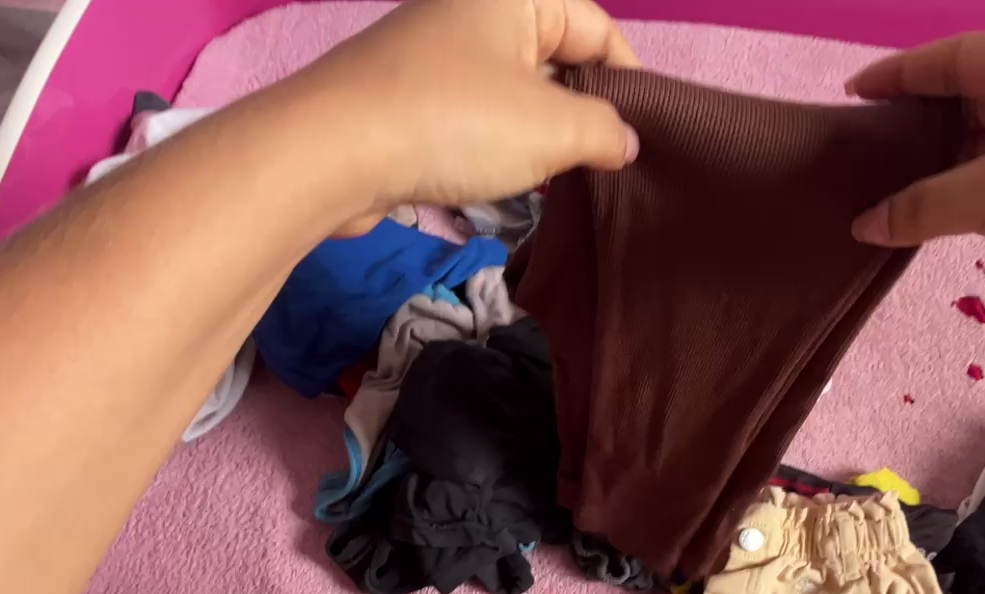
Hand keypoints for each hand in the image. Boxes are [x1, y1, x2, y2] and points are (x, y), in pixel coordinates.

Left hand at [290, 0, 640, 226]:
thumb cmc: (458, 123)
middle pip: (556, 61)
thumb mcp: (550, 128)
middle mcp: (477, 13)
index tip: (645, 138)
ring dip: (543, 140)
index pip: (597, 30)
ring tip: (564, 184)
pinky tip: (514, 184)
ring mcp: (441, 57)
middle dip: (585, 115)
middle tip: (607, 170)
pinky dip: (503, 149)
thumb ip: (602, 133)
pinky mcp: (415, 100)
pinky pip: (479, 119)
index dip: (628, 84)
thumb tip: (626, 142)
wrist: (339, 151)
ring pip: (517, 96)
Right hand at [846, 30, 984, 350]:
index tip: (851, 96)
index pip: (965, 56)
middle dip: (916, 122)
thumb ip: (927, 204)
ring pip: (983, 145)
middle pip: (973, 97)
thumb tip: (863, 223)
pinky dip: (956, 199)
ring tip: (876, 188)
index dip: (904, 74)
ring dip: (933, 168)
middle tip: (858, 152)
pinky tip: (919, 217)